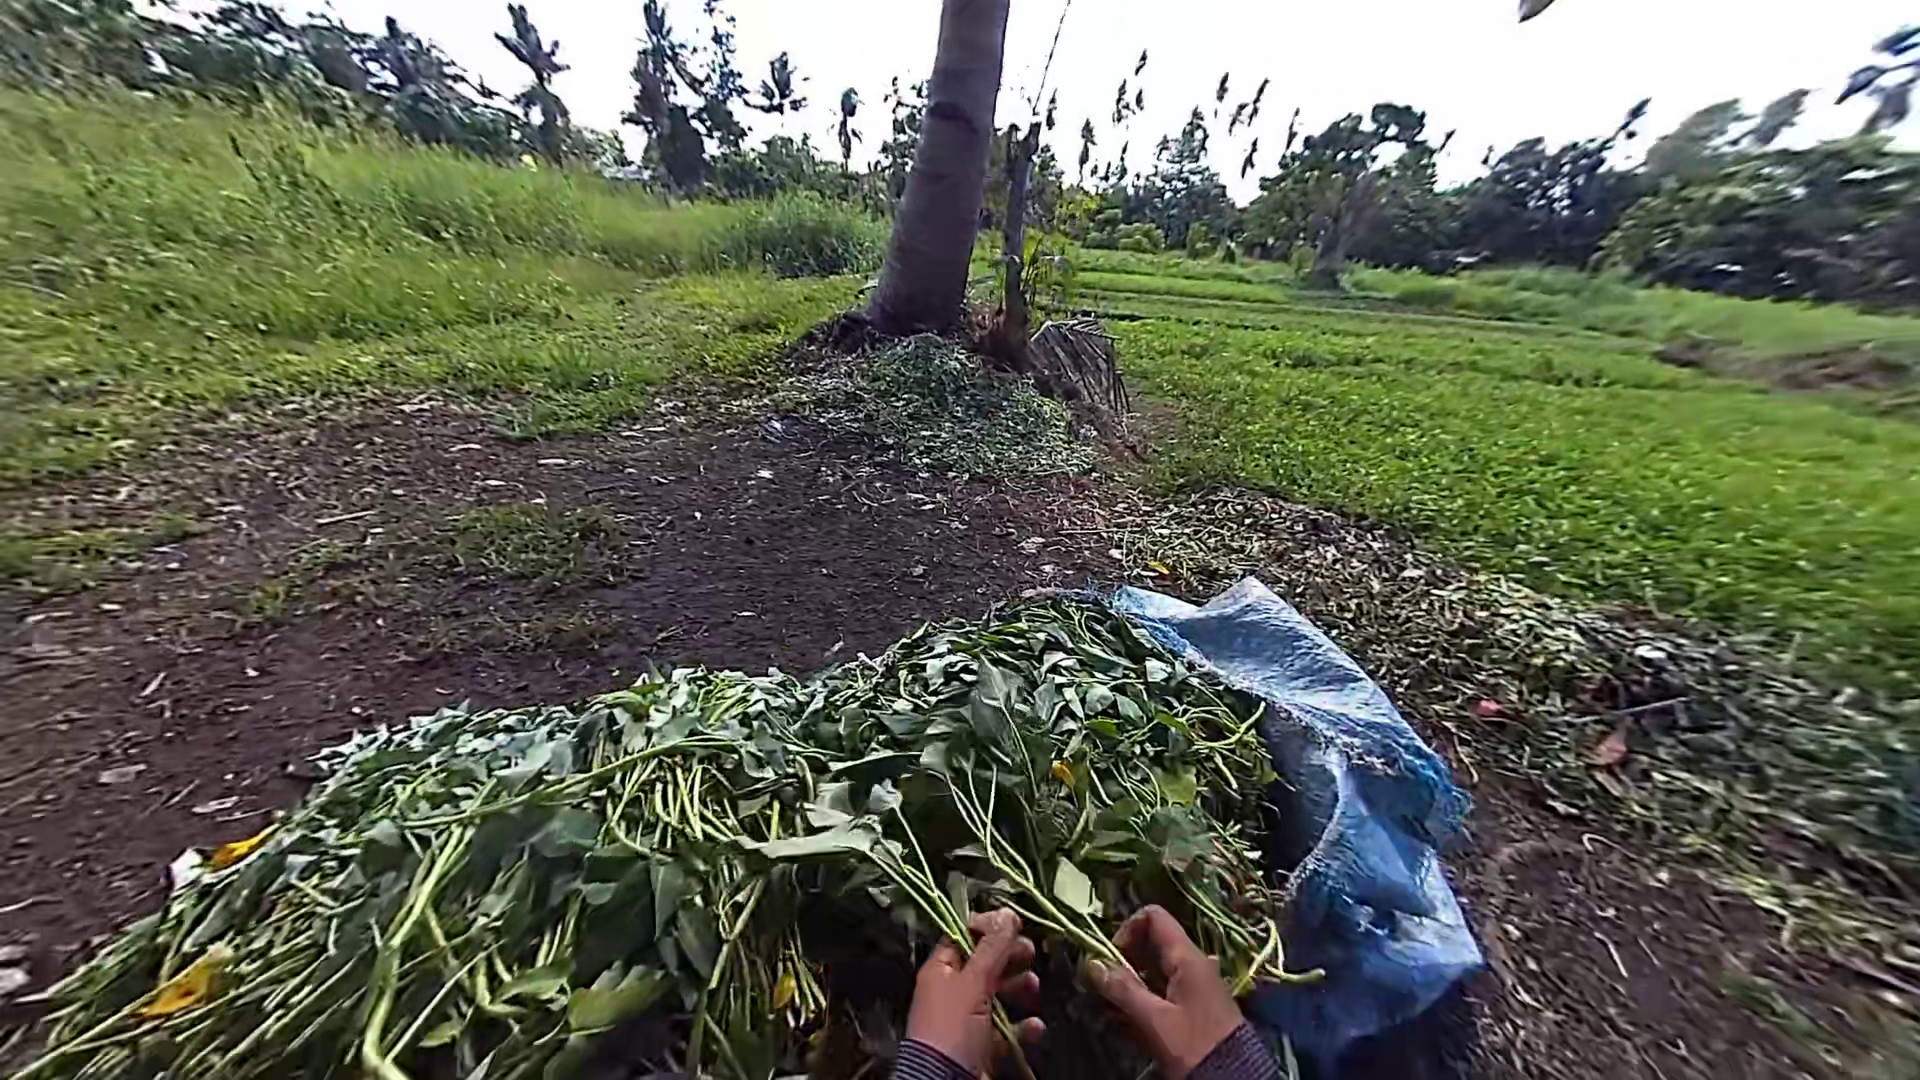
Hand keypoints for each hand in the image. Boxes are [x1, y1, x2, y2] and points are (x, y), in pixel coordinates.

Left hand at [905, 909, 1045, 1074]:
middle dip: (1009, 955)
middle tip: (1030, 951)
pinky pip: (1005, 1030)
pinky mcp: (981, 1047)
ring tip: (1034, 985)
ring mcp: (967, 1019)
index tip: (1013, 922)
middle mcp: (953, 990)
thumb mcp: (973, 982)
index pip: (964, 934)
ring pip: (997, 993)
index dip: (988, 926)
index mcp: (942, 968)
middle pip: (985, 962)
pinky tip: (1035, 1026)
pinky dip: (1022, 1027)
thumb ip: (992, 948)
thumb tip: (1008, 914)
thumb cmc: (953, 1028)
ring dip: (1018, 986)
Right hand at [1085, 905, 1243, 1079]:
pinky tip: (1135, 1019)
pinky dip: (1148, 995)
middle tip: (1109, 983)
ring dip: (1134, 980)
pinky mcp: (1198, 1006)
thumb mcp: (1156, 1020)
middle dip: (1126, 958)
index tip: (1114, 956)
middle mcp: (1194, 962)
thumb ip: (1123, 989)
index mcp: (1187, 956)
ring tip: (1117, 1004)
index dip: (1129, 928)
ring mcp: (1198, 984)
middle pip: (1153, 941)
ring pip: (1158, 967)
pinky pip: (1167, 987)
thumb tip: (1091, 963)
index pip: (1153, 916)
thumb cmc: (1196, 1045)